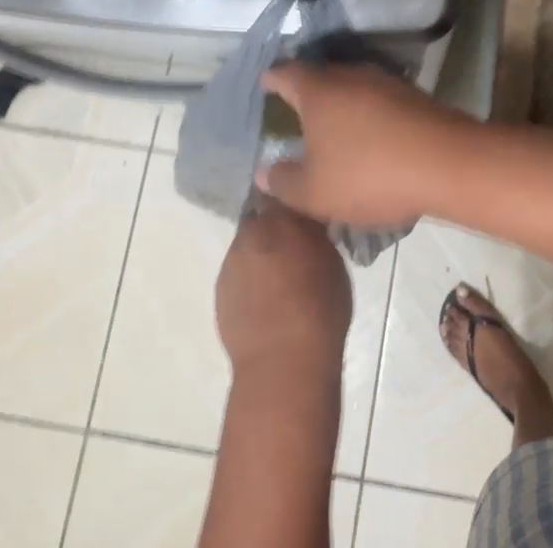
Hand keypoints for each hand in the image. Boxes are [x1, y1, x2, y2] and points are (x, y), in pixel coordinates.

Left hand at [215, 194, 352, 375]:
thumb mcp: (331, 261)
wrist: (283, 360)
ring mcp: (231, 262)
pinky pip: (239, 272)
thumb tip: (310, 227)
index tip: (307, 207)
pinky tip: (267, 298)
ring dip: (262, 251)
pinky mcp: (220, 289)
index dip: (296, 198)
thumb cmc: (320, 309)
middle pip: (261, 216)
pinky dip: (251, 277)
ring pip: (248, 245)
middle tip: (296, 242)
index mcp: (282, 220)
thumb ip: (315, 235)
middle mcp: (251, 233)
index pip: (285, 192)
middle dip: (275, 225)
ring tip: (282, 275)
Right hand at [256, 61, 483, 227]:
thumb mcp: (315, 192)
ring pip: (351, 87)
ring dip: (339, 103)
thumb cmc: (369, 174)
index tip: (264, 84)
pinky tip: (368, 136)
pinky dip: (367, 114)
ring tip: (330, 126)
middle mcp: (350, 75)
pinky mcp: (414, 96)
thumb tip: (263, 172)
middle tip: (293, 109)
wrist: (446, 163)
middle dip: (305, 91)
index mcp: (318, 90)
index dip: (271, 79)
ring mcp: (386, 82)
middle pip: (319, 76)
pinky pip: (378, 100)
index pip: (284, 73)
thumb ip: (283, 182)